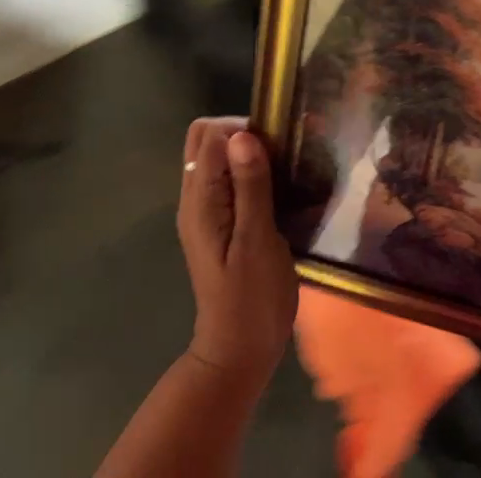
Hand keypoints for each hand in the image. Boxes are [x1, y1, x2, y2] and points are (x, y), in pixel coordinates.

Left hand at [177, 117, 297, 384]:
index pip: (209, 137)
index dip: (244, 129)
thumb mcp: (257, 240)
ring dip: (246, 152)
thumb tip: (242, 135)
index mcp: (199, 201)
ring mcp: (205, 211)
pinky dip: (249, 171)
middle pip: (204, 140)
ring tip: (285, 166)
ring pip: (215, 158)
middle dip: (241, 132)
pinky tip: (279, 188)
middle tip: (281, 151)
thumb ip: (250, 186)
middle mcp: (195, 199)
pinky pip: (226, 179)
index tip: (280, 144)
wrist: (239, 350)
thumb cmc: (252, 298)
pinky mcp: (220, 223)